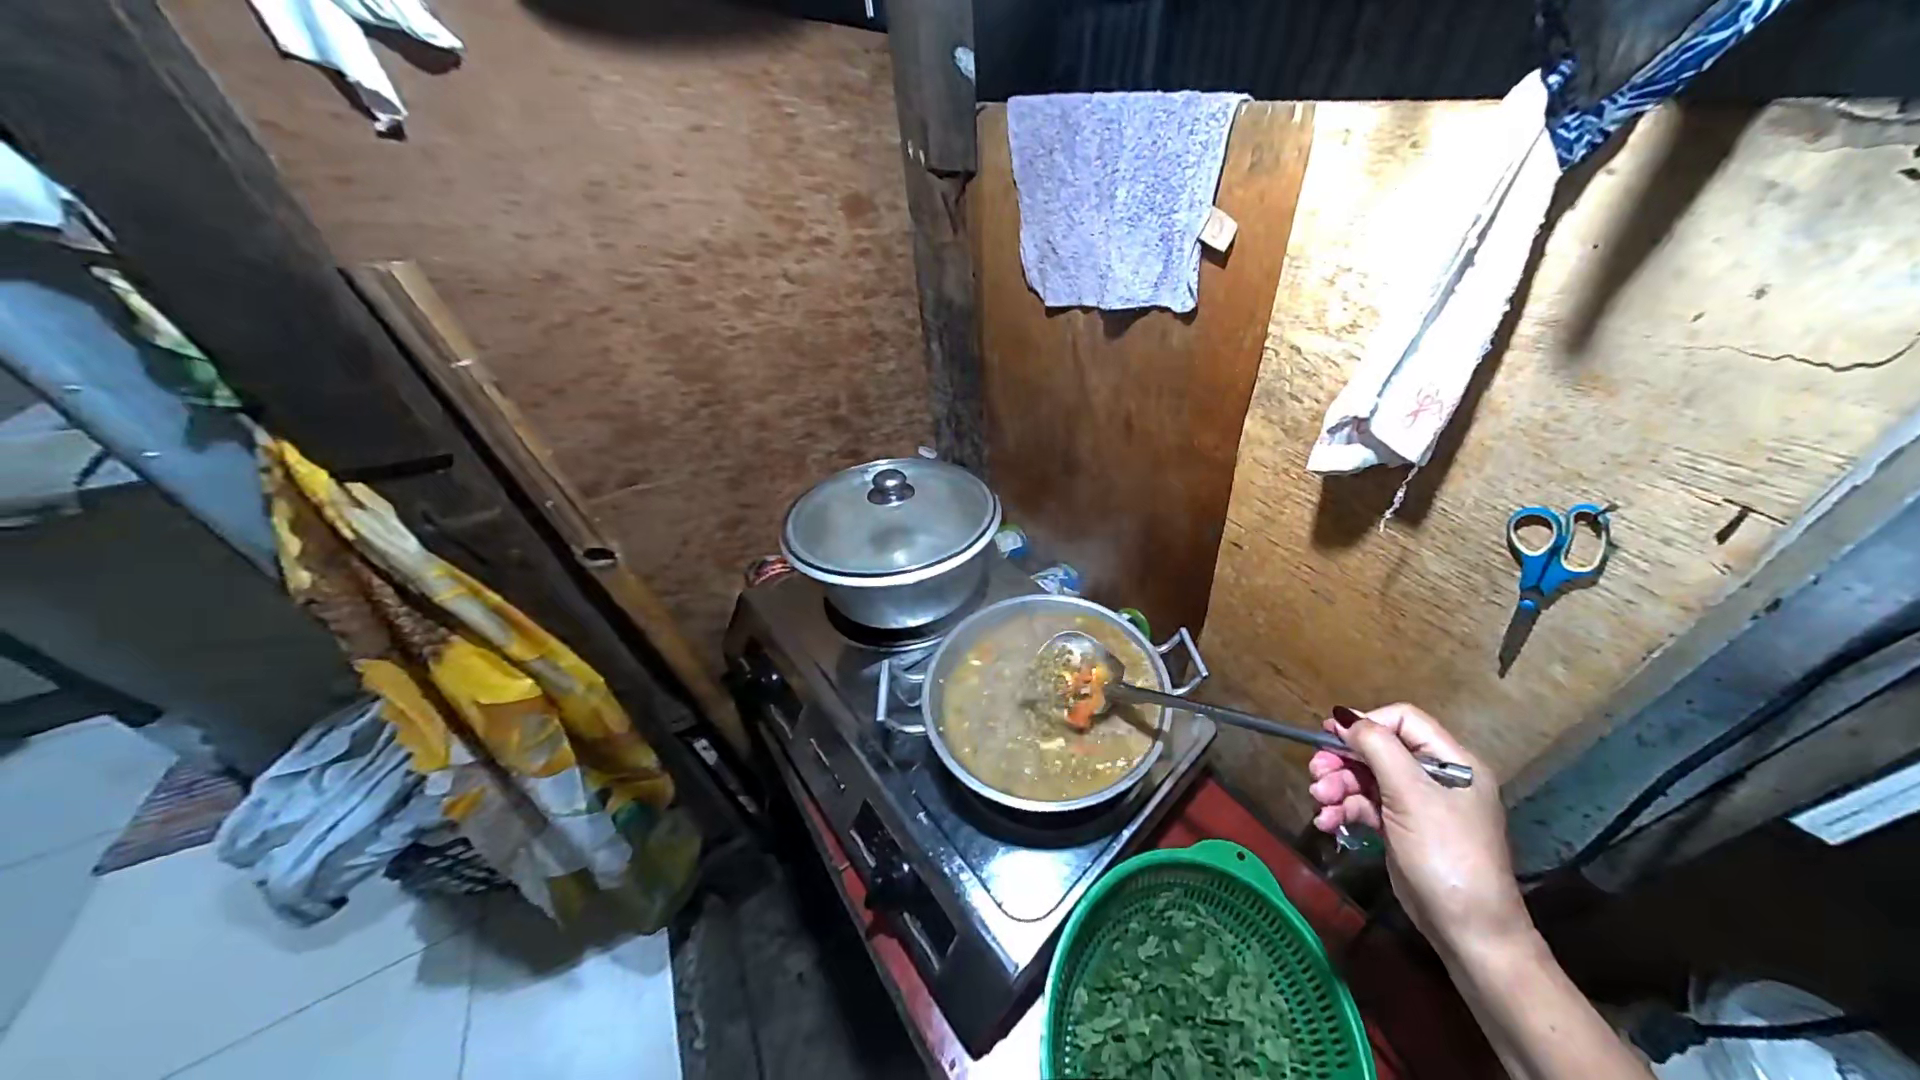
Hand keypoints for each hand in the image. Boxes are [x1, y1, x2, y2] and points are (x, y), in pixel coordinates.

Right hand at [1308, 703, 1529, 956]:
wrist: (1467, 929)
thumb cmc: (1445, 853)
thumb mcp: (1411, 794)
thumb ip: (1377, 748)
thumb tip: (1344, 715)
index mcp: (1452, 762)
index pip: (1404, 720)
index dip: (1366, 723)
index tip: (1332, 736)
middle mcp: (1435, 777)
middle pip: (1377, 750)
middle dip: (1343, 761)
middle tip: (1316, 773)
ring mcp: (1416, 804)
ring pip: (1365, 778)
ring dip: (1337, 787)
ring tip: (1319, 802)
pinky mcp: (1399, 827)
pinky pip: (1364, 805)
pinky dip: (1343, 809)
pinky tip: (1326, 821)